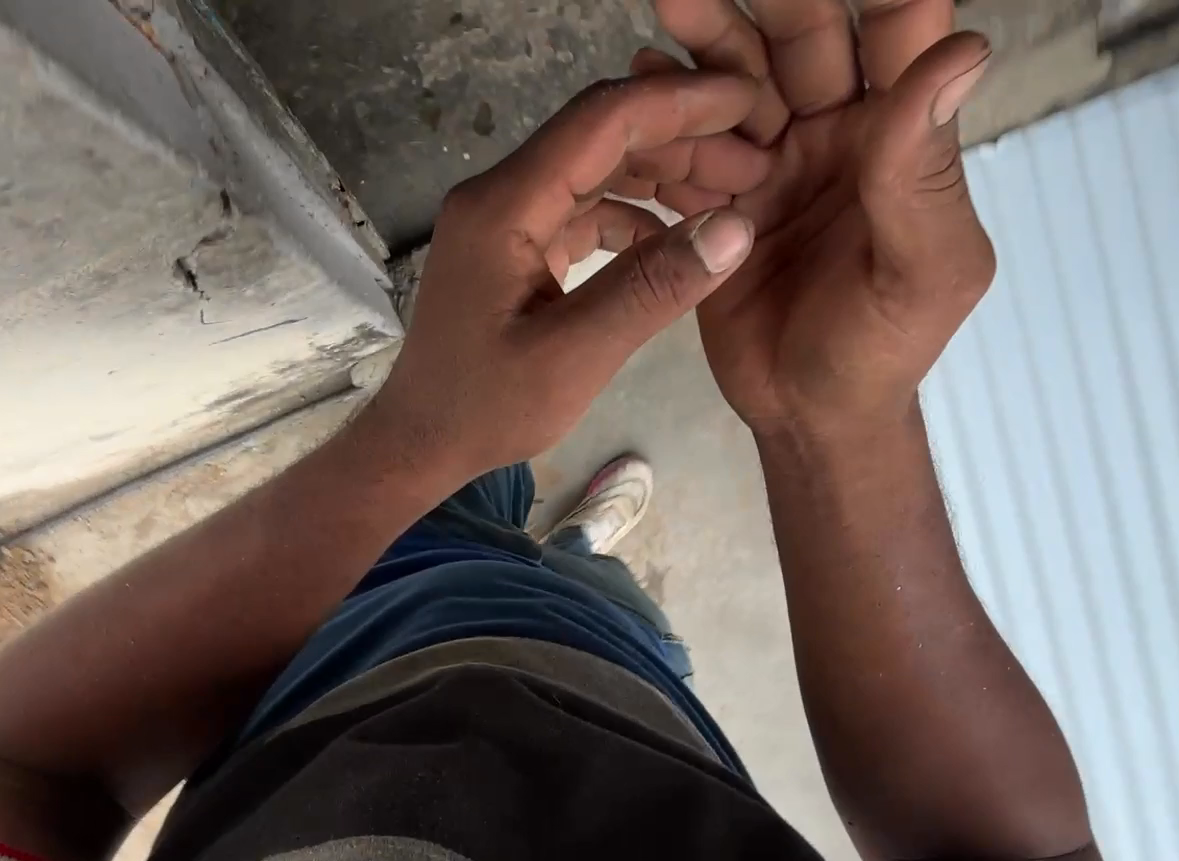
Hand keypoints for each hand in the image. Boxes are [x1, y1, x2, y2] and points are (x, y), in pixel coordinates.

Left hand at [357, 72, 770, 483]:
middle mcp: (498, 197)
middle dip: (680, 142)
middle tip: (755, 164)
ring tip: (725, 198)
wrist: (422, 440)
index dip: (682, 102)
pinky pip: (577, 214)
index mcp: (503, 207)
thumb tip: (734, 226)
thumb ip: (651, 290)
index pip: (603, 120)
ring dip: (658, 179)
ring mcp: (501, 223)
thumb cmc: (486, 409)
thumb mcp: (573, 357)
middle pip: (599, 139)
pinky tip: (670, 242)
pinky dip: (628, 218)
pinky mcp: (509, 251)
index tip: (749, 103)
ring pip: (592, 174)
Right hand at [633, 0, 997, 434]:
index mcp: (900, 137)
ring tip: (665, 3)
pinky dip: (662, 127)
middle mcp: (833, 140)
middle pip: (801, 47)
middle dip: (763, 5)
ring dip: (700, 51)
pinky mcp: (717, 212)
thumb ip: (927, 174)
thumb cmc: (881, 350)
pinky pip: (688, 160)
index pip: (897, 30)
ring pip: (734, 95)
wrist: (807, 413)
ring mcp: (770, 174)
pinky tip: (636, 84)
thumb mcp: (924, 269)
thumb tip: (961, 50)